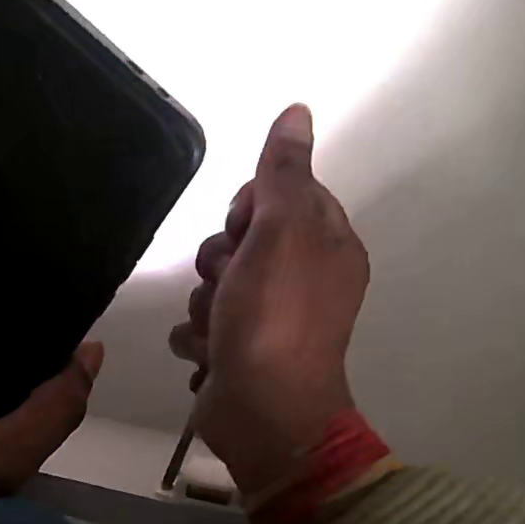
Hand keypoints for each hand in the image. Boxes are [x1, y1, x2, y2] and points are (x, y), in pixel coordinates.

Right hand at [169, 105, 369, 495]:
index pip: (281, 197)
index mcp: (325, 248)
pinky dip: (198, 339)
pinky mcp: (236, 354)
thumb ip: (284, 173)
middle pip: (240, 241)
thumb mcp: (282, 231)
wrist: (261, 411)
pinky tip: (211, 355)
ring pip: (213, 286)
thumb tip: (297, 112)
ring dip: (204, 305)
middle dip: (221, 261)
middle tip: (230, 283)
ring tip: (219, 328)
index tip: (247, 229)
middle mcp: (300, 282)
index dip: (252, 208)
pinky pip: (200, 327)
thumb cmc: (274, 316)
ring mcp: (266, 322)